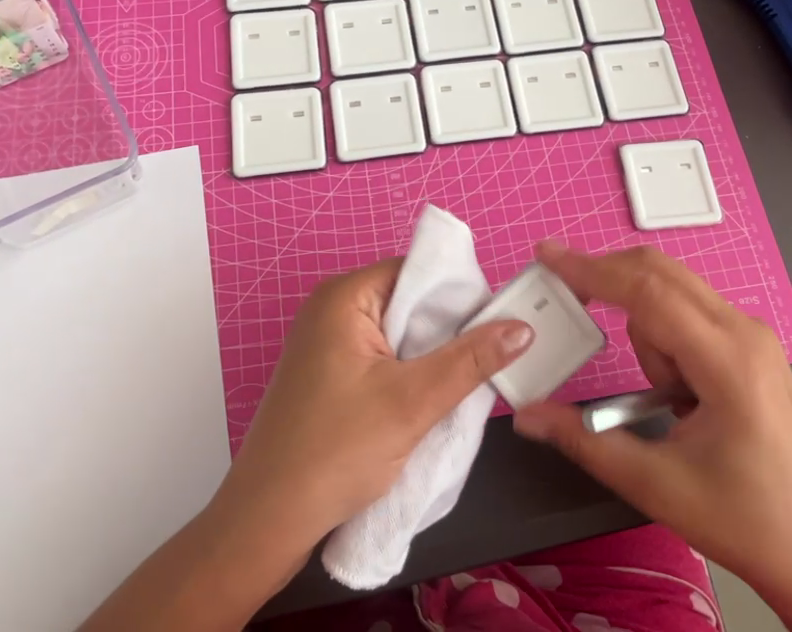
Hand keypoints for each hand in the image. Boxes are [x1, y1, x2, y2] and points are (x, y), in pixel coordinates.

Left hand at [223, 258, 534, 555]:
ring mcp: (329, 345)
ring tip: (469, 382)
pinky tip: (434, 401)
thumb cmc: (335, 451)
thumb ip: (470, 361)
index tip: (501, 325)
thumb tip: (523, 327)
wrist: (268, 520)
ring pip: (401, 336)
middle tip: (494, 357)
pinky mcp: (331, 376)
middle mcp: (333, 310)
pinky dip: (412, 376)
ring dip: (434, 358)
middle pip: (411, 302)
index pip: (417, 271)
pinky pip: (385, 360)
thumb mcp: (412, 402)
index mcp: (344, 297)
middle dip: (451, 330)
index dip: (461, 294)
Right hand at [512, 243, 791, 588]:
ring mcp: (752, 336)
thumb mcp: (652, 483)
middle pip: (660, 276)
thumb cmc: (740, 518)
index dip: (593, 270)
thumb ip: (582, 440)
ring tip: (666, 402)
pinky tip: (678, 395)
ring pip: (671, 298)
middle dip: (607, 283)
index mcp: (727, 361)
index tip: (547, 256)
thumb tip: (525, 415)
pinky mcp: (751, 346)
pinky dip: (664, 340)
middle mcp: (744, 332)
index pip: (648, 292)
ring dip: (645, 334)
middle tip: (566, 302)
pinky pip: (688, 317)